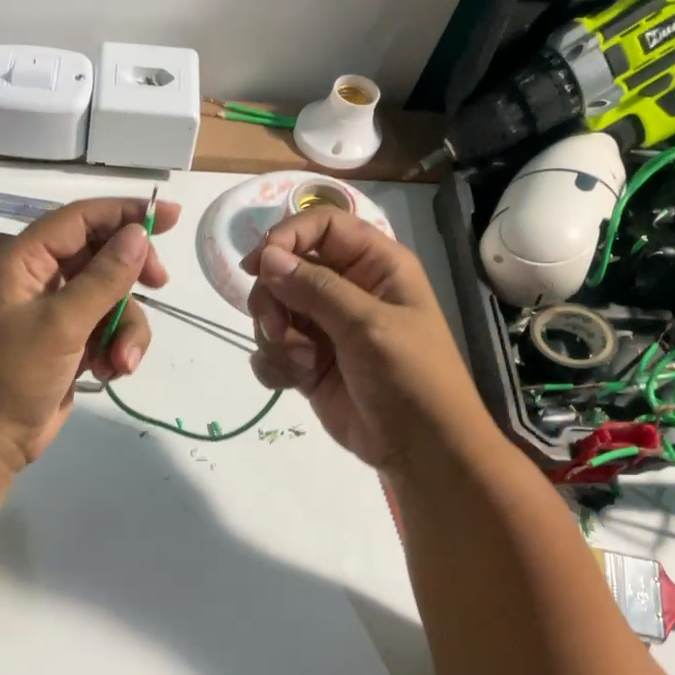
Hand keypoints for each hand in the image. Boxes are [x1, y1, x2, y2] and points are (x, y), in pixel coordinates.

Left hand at [0, 197, 180, 468]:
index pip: (81, 219)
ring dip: (126, 329)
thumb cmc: (13, 376)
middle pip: (103, 256)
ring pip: (112, 299)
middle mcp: (40, 279)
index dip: (125, 213)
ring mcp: (55, 313)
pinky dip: (116, 348)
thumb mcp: (61, 324)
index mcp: (25, 261)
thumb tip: (138, 235)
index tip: (170, 217)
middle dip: (131, 278)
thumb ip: (104, 278)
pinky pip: (107, 330)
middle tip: (160, 285)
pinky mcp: (68, 343)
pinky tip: (108, 374)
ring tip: (121, 363)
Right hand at [245, 207, 490, 472]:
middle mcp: (347, 290)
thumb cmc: (410, 378)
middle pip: (285, 270)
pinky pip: (270, 351)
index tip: (255, 266)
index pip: (321, 226)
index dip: (285, 238)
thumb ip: (316, 289)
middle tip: (278, 331)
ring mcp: (324, 328)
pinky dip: (273, 365)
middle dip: (273, 301)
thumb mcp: (367, 326)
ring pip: (272, 312)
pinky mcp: (307, 364)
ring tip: (303, 365)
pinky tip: (294, 383)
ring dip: (276, 339)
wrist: (419, 448)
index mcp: (374, 266)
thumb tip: (267, 258)